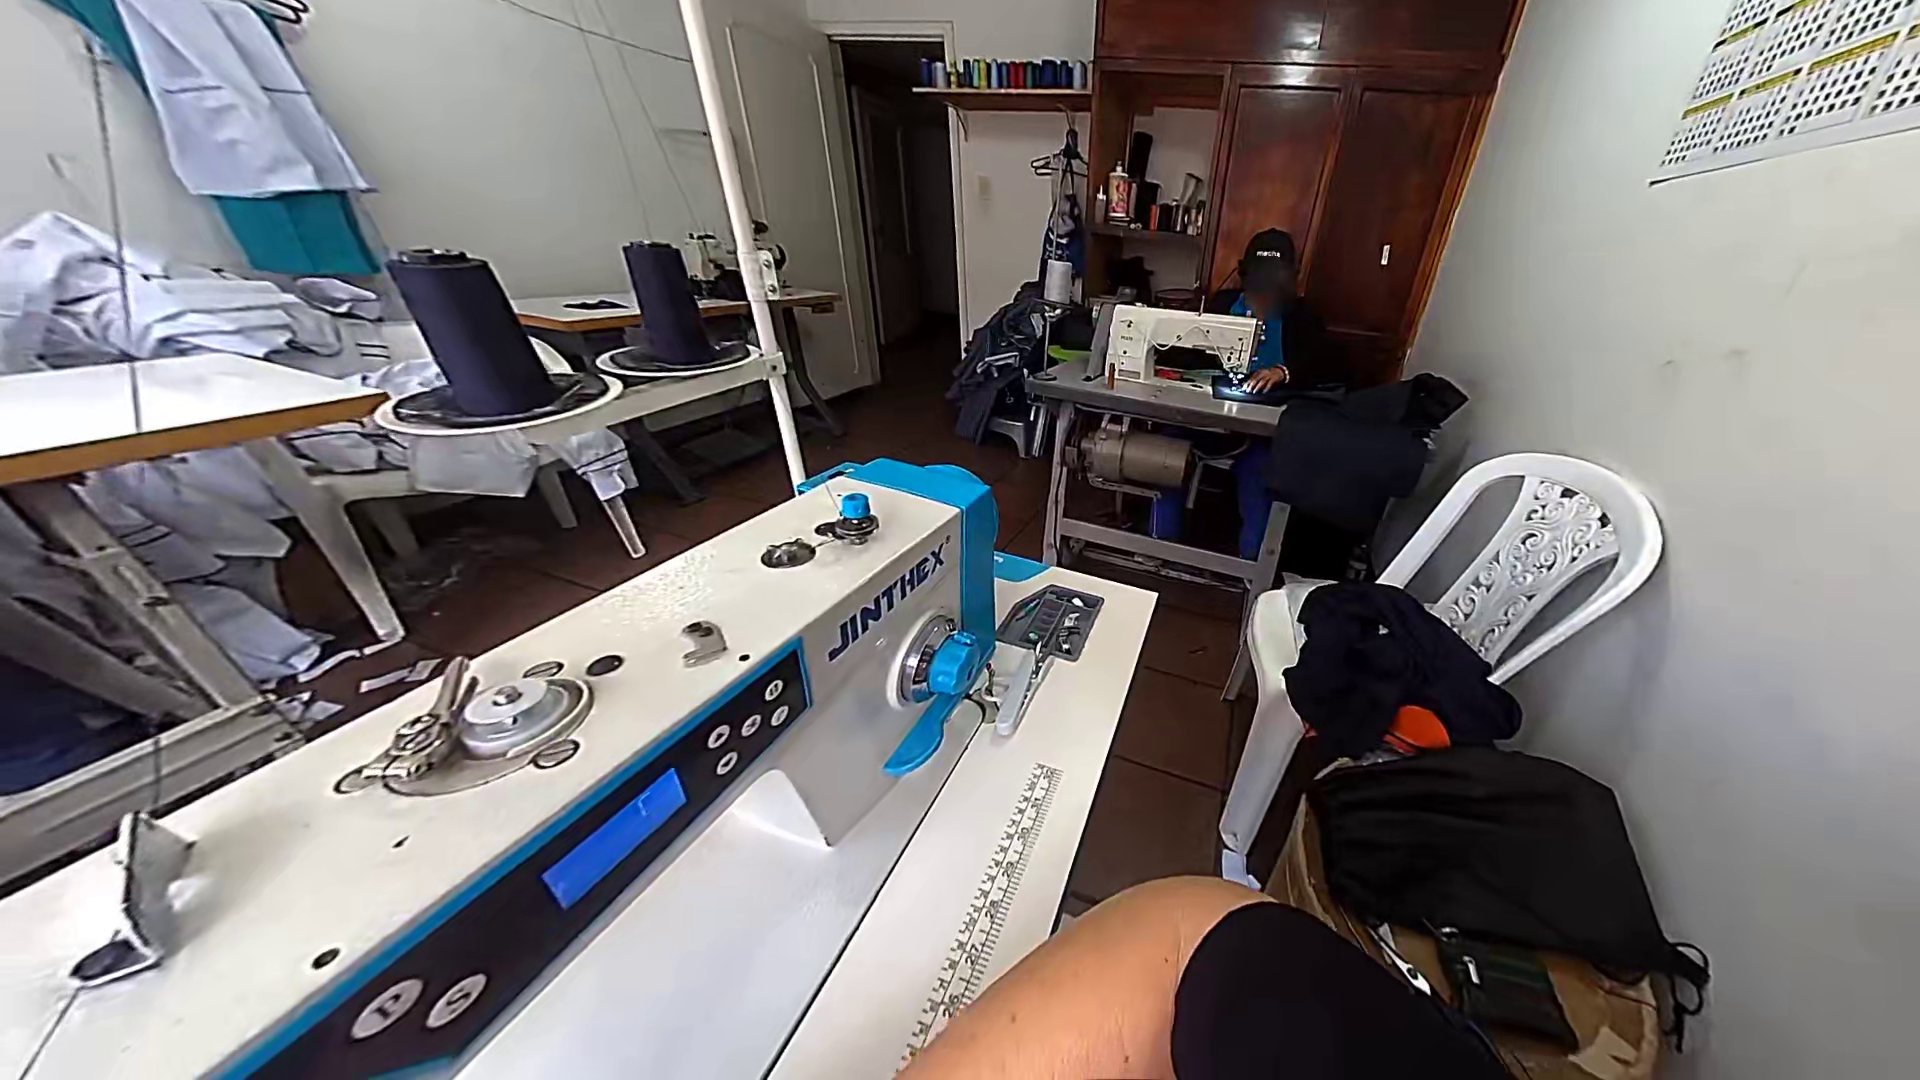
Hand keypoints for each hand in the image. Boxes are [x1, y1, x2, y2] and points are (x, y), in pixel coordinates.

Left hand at [1243, 366, 1289, 392]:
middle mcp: (1263, 373)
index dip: (1247, 383)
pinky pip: (1269, 383)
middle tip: (1248, 391)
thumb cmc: (1268, 375)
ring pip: (1262, 381)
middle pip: (1255, 379)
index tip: (1243, 388)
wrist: (1279, 371)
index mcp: (1259, 372)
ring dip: (1257, 387)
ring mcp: (1269, 375)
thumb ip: (1255, 379)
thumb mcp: (1261, 375)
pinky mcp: (1274, 378)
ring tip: (1254, 392)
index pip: (1251, 378)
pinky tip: (1263, 392)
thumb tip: (1247, 386)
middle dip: (1251, 386)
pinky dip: (1266, 388)